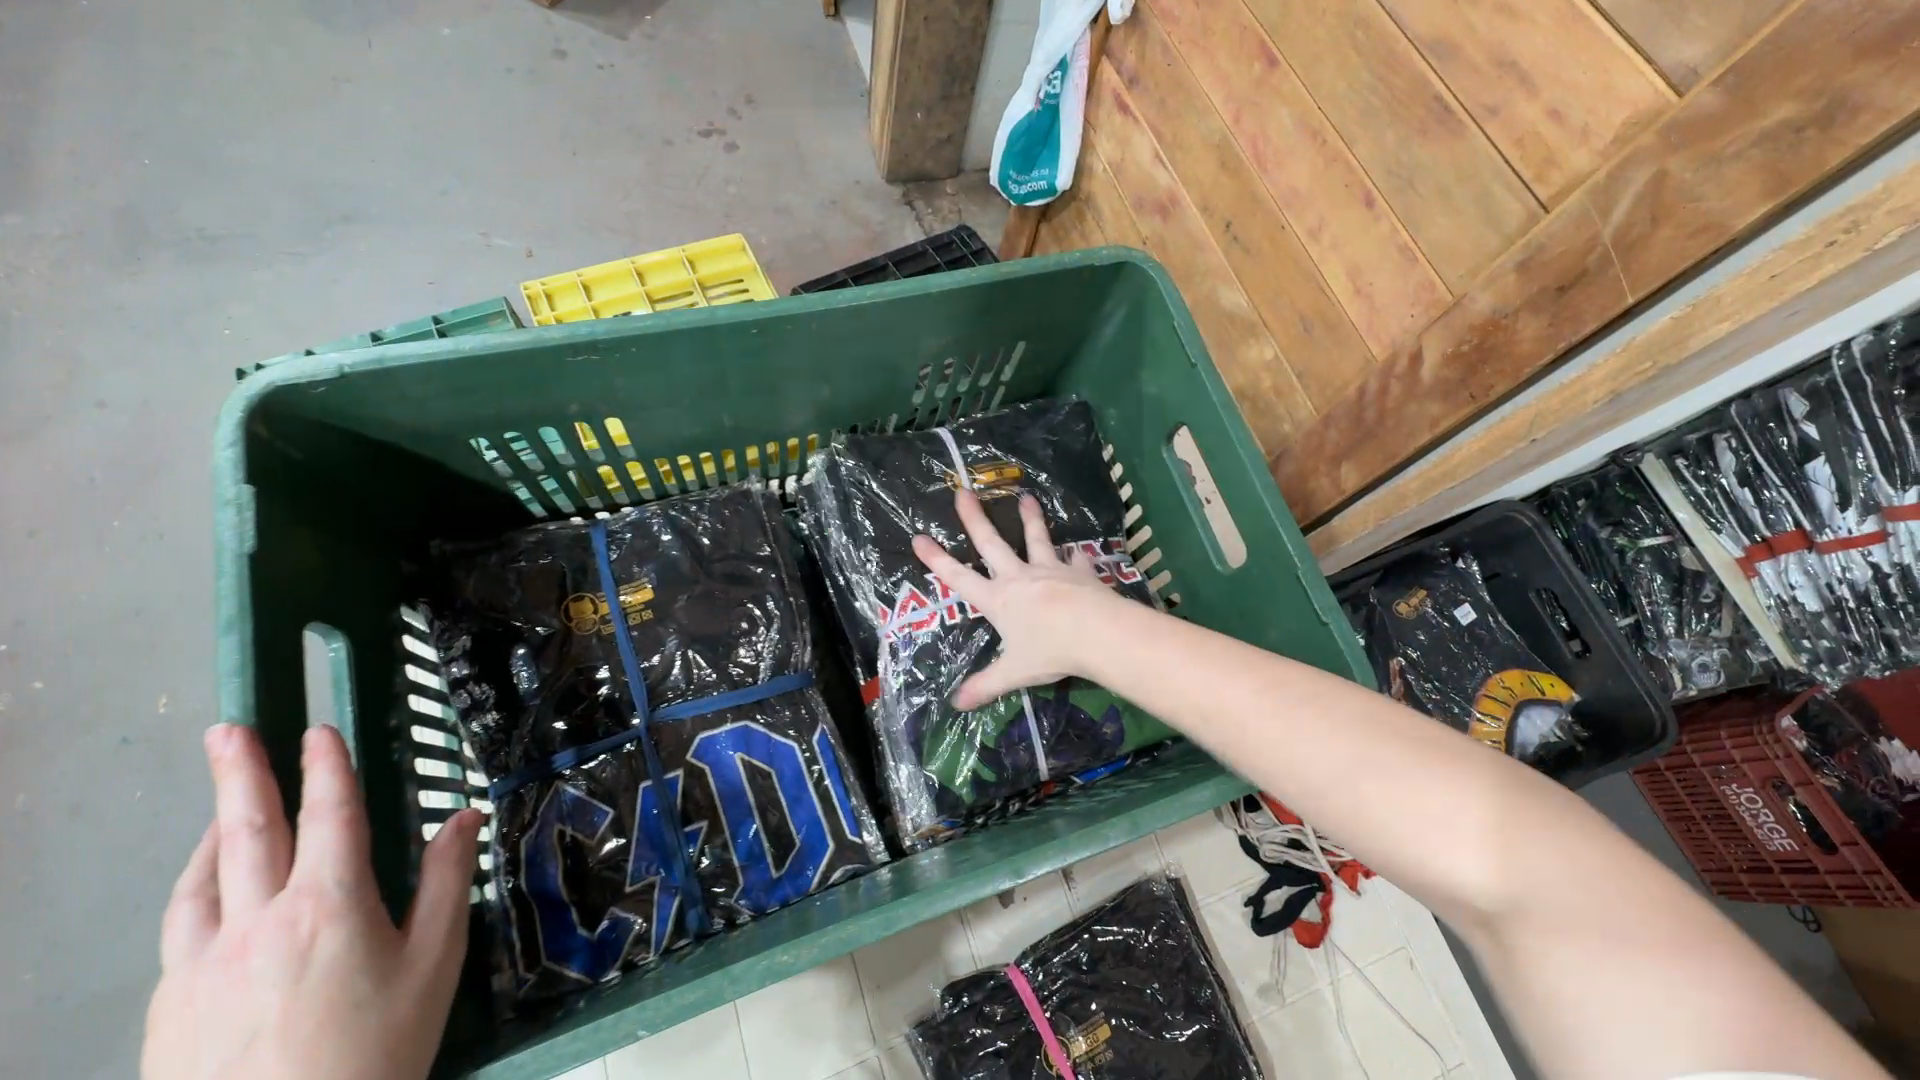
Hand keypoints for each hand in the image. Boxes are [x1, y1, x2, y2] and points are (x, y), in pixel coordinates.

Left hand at [142, 723, 483, 1079]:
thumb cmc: (377, 1050)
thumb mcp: (434, 966)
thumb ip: (446, 884)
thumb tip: (463, 817)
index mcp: (329, 905)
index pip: (329, 817)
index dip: (326, 767)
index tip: (319, 730)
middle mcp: (257, 920)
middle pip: (247, 831)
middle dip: (240, 773)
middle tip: (227, 730)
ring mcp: (200, 963)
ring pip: (199, 877)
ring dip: (212, 827)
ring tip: (221, 801)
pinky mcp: (167, 1004)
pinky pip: (179, 925)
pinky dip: (195, 886)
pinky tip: (206, 889)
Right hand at [911, 489, 1134, 708]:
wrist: (1097, 633)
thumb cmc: (1050, 652)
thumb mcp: (1013, 674)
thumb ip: (985, 686)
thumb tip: (956, 704)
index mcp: (998, 600)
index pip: (959, 578)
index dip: (936, 560)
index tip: (919, 537)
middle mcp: (1020, 578)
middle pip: (992, 544)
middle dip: (975, 519)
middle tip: (963, 491)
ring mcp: (1051, 571)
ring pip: (1037, 540)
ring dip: (1030, 519)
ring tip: (1027, 497)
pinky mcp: (1079, 573)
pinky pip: (1076, 561)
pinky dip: (1076, 556)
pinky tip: (1079, 550)